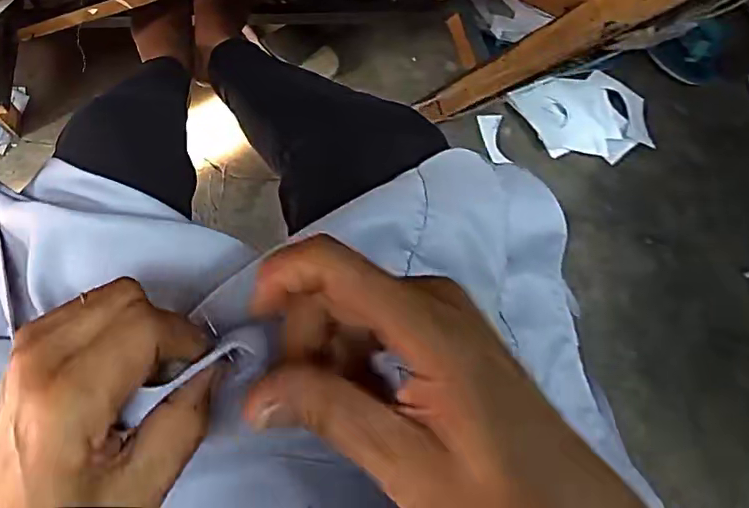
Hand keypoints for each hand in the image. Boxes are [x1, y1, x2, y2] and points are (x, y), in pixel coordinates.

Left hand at [0, 278, 219, 507]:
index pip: (144, 324)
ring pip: (109, 294)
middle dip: (162, 328)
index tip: (201, 363)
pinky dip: (112, 324)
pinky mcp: (25, 343)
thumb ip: (183, 425)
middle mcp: (39, 359)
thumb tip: (211, 370)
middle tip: (172, 373)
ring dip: (137, 324)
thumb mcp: (134, 495)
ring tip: (142, 374)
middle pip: (127, 298)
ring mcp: (27, 346)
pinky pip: (87, 305)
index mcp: (64, 398)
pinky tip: (114, 367)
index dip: (185, 338)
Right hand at [242, 236, 642, 507]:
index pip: (334, 263)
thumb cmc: (499, 493)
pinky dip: (356, 354)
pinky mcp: (446, 326)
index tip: (249, 318)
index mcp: (425, 318)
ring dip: (328, 349)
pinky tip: (364, 400)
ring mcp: (442, 307)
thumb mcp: (409, 467)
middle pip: (339, 286)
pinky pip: (381, 320)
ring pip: (356, 304)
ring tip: (333, 410)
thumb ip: (332, 414)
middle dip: (304, 334)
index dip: (282, 275)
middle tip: (293, 399)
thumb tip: (258, 390)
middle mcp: (431, 294)